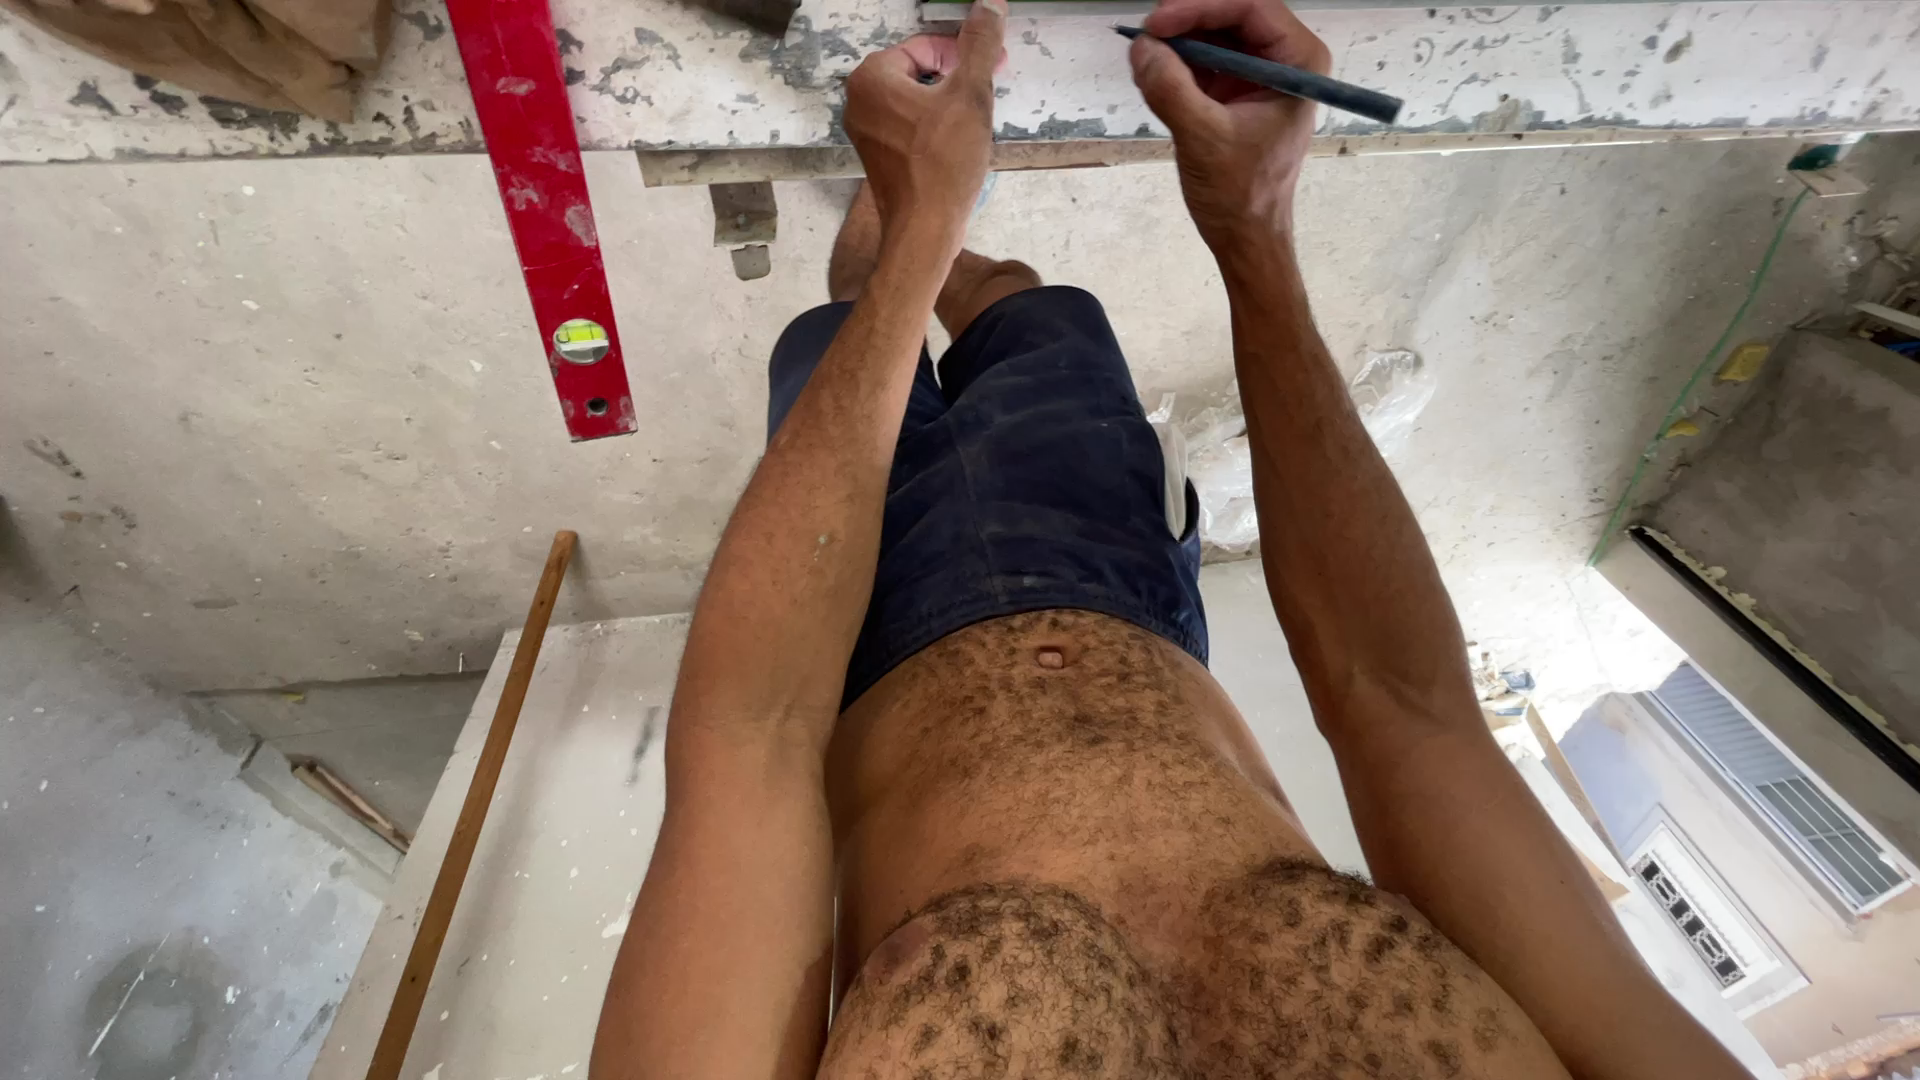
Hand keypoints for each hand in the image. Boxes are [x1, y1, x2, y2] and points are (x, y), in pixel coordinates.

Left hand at [842, 0, 1006, 251]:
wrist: (925, 233)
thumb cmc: (943, 166)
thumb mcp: (970, 95)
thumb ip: (979, 44)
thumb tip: (989, 5)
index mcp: (872, 78)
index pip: (925, 48)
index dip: (964, 57)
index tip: (992, 70)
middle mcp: (860, 104)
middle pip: (920, 75)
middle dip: (956, 83)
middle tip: (984, 100)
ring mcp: (867, 137)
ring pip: (918, 106)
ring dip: (950, 110)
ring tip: (973, 130)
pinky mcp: (880, 163)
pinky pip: (911, 134)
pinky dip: (935, 135)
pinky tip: (957, 152)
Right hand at [1128, 0, 1329, 248]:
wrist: (1245, 239)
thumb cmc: (1239, 195)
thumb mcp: (1203, 139)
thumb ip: (1172, 90)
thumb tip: (1141, 49)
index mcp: (1298, 62)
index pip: (1250, 8)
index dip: (1200, 7)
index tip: (1156, 22)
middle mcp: (1283, 62)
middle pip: (1232, 18)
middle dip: (1187, 23)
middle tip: (1146, 35)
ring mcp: (1258, 80)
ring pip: (1216, 40)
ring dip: (1179, 45)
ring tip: (1145, 56)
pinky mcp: (1235, 99)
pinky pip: (1205, 68)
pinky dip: (1178, 68)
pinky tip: (1154, 75)